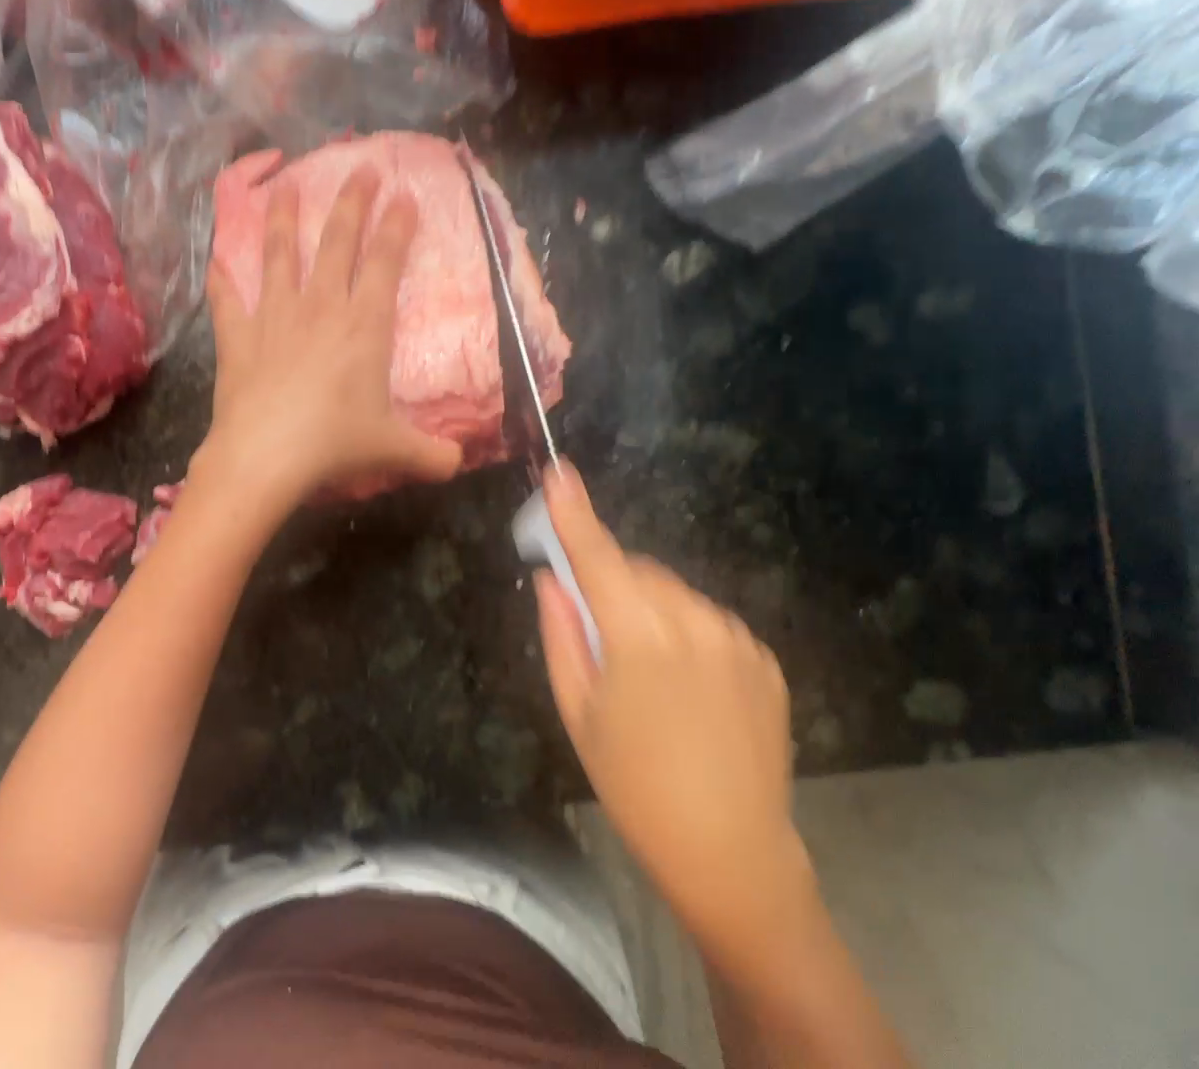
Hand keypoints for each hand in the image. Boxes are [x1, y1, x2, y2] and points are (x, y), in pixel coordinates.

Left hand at [194, 167, 463, 512]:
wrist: (266, 454)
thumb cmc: (334, 445)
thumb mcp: (391, 450)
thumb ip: (429, 454)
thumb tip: (457, 465)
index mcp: (364, 324)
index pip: (385, 261)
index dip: (396, 226)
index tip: (403, 194)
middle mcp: (320, 307)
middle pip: (337, 242)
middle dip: (351, 202)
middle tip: (361, 169)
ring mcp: (274, 317)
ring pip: (278, 255)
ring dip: (283, 219)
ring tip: (285, 189)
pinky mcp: (236, 337)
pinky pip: (226, 301)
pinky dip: (220, 281)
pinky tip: (215, 262)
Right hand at [534, 462, 803, 925]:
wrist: (726, 846)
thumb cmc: (630, 783)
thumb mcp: (575, 711)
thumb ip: (560, 634)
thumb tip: (551, 581)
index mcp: (638, 636)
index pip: (597, 557)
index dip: (574, 513)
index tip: (559, 471)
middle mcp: (694, 622)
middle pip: (638, 573)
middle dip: (610, 586)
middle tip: (596, 638)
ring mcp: (738, 639)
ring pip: (674, 596)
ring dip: (649, 611)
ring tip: (647, 679)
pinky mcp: (764, 659)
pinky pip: (709, 624)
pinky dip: (686, 635)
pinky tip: (687, 692)